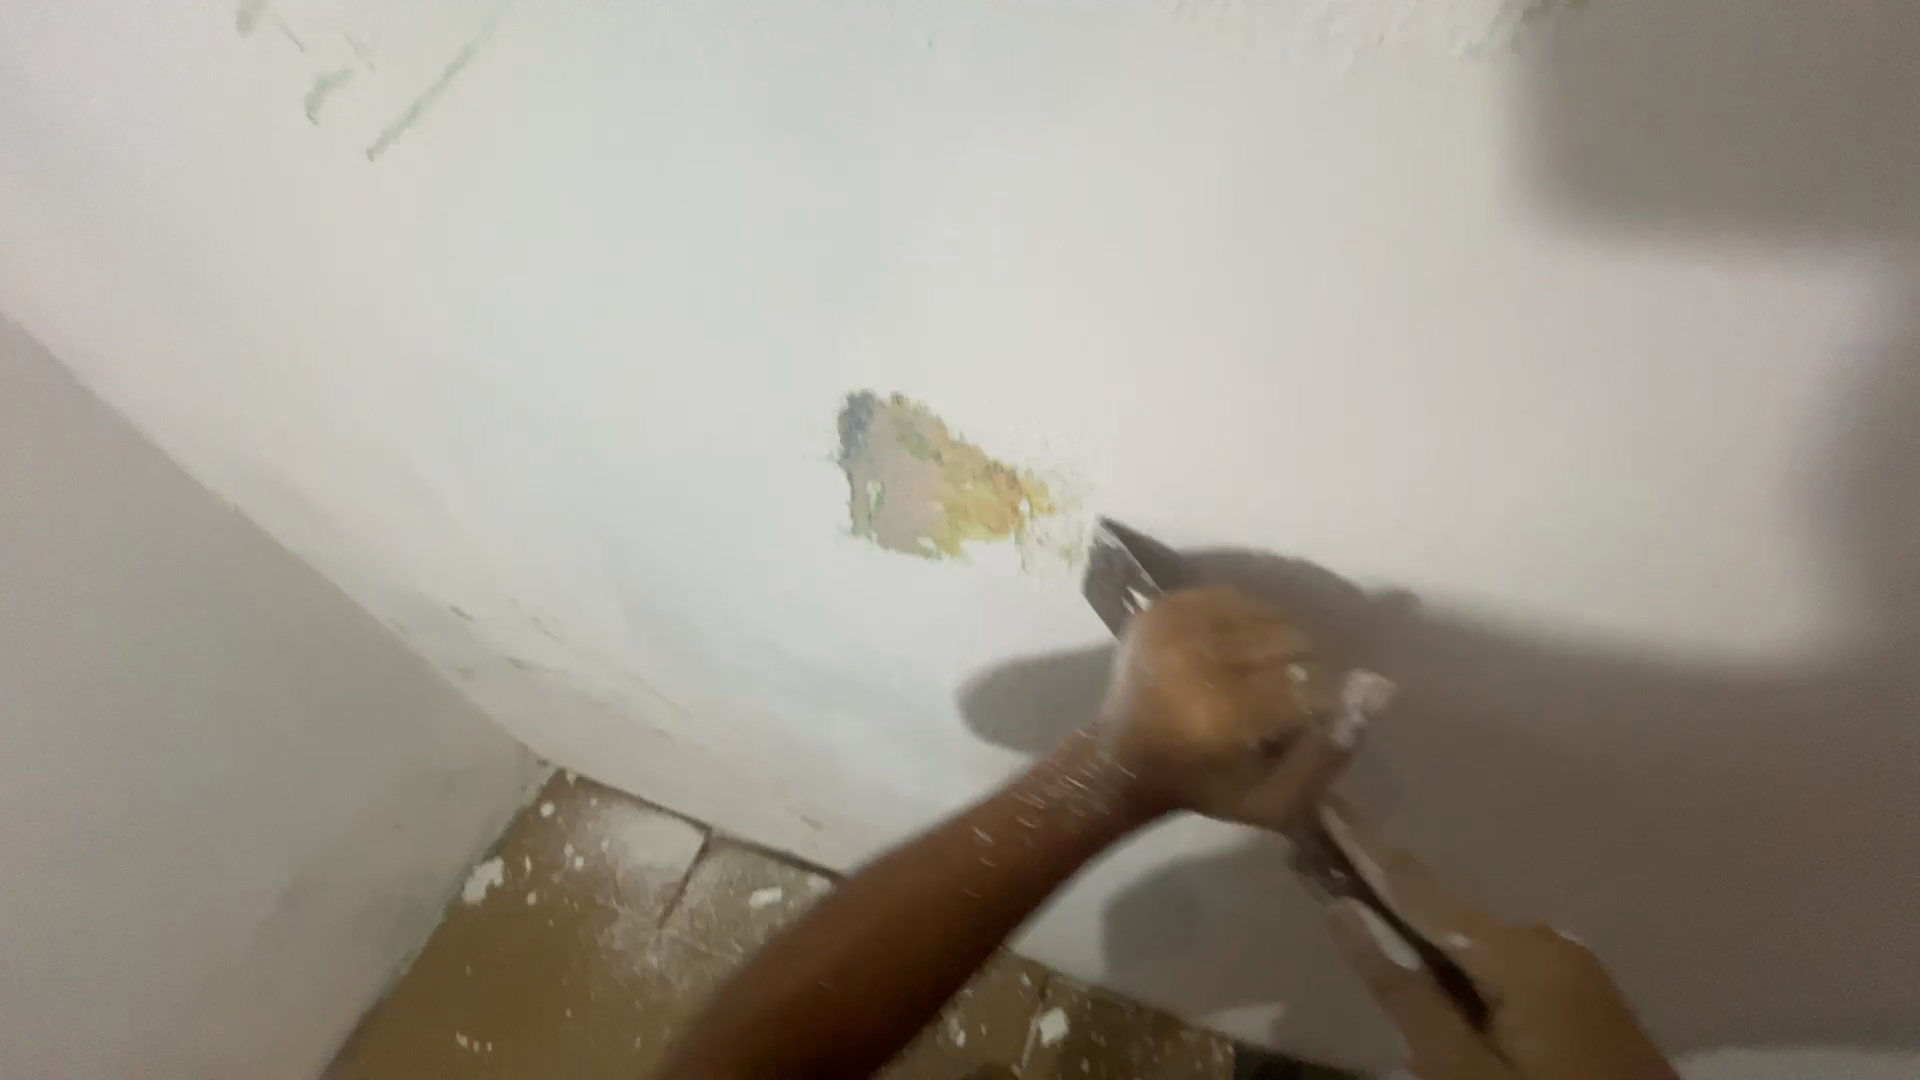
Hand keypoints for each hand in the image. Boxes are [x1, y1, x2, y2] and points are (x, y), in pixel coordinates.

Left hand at [1099, 586, 1391, 828]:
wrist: (1121, 753)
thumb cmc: (1204, 784)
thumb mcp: (1275, 800)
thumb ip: (1332, 752)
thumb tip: (1379, 687)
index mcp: (1225, 712)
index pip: (1315, 685)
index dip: (1326, 700)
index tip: (1309, 717)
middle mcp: (1197, 658)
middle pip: (1294, 641)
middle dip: (1304, 669)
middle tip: (1282, 695)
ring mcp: (1172, 626)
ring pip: (1267, 612)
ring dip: (1276, 640)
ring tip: (1258, 671)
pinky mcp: (1158, 608)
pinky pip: (1230, 595)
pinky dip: (1244, 618)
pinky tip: (1233, 647)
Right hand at [1320, 797, 1678, 1079]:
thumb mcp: (1463, 1073)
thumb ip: (1402, 989)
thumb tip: (1341, 908)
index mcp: (1519, 953)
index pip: (1414, 887)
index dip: (1360, 846)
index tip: (1322, 800)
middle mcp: (1546, 941)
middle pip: (1441, 912)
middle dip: (1382, 895)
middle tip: (1326, 875)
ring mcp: (1570, 968)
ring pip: (1468, 940)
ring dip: (1417, 935)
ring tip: (1366, 927)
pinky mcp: (1581, 996)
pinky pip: (1497, 963)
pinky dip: (1455, 964)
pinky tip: (1430, 978)